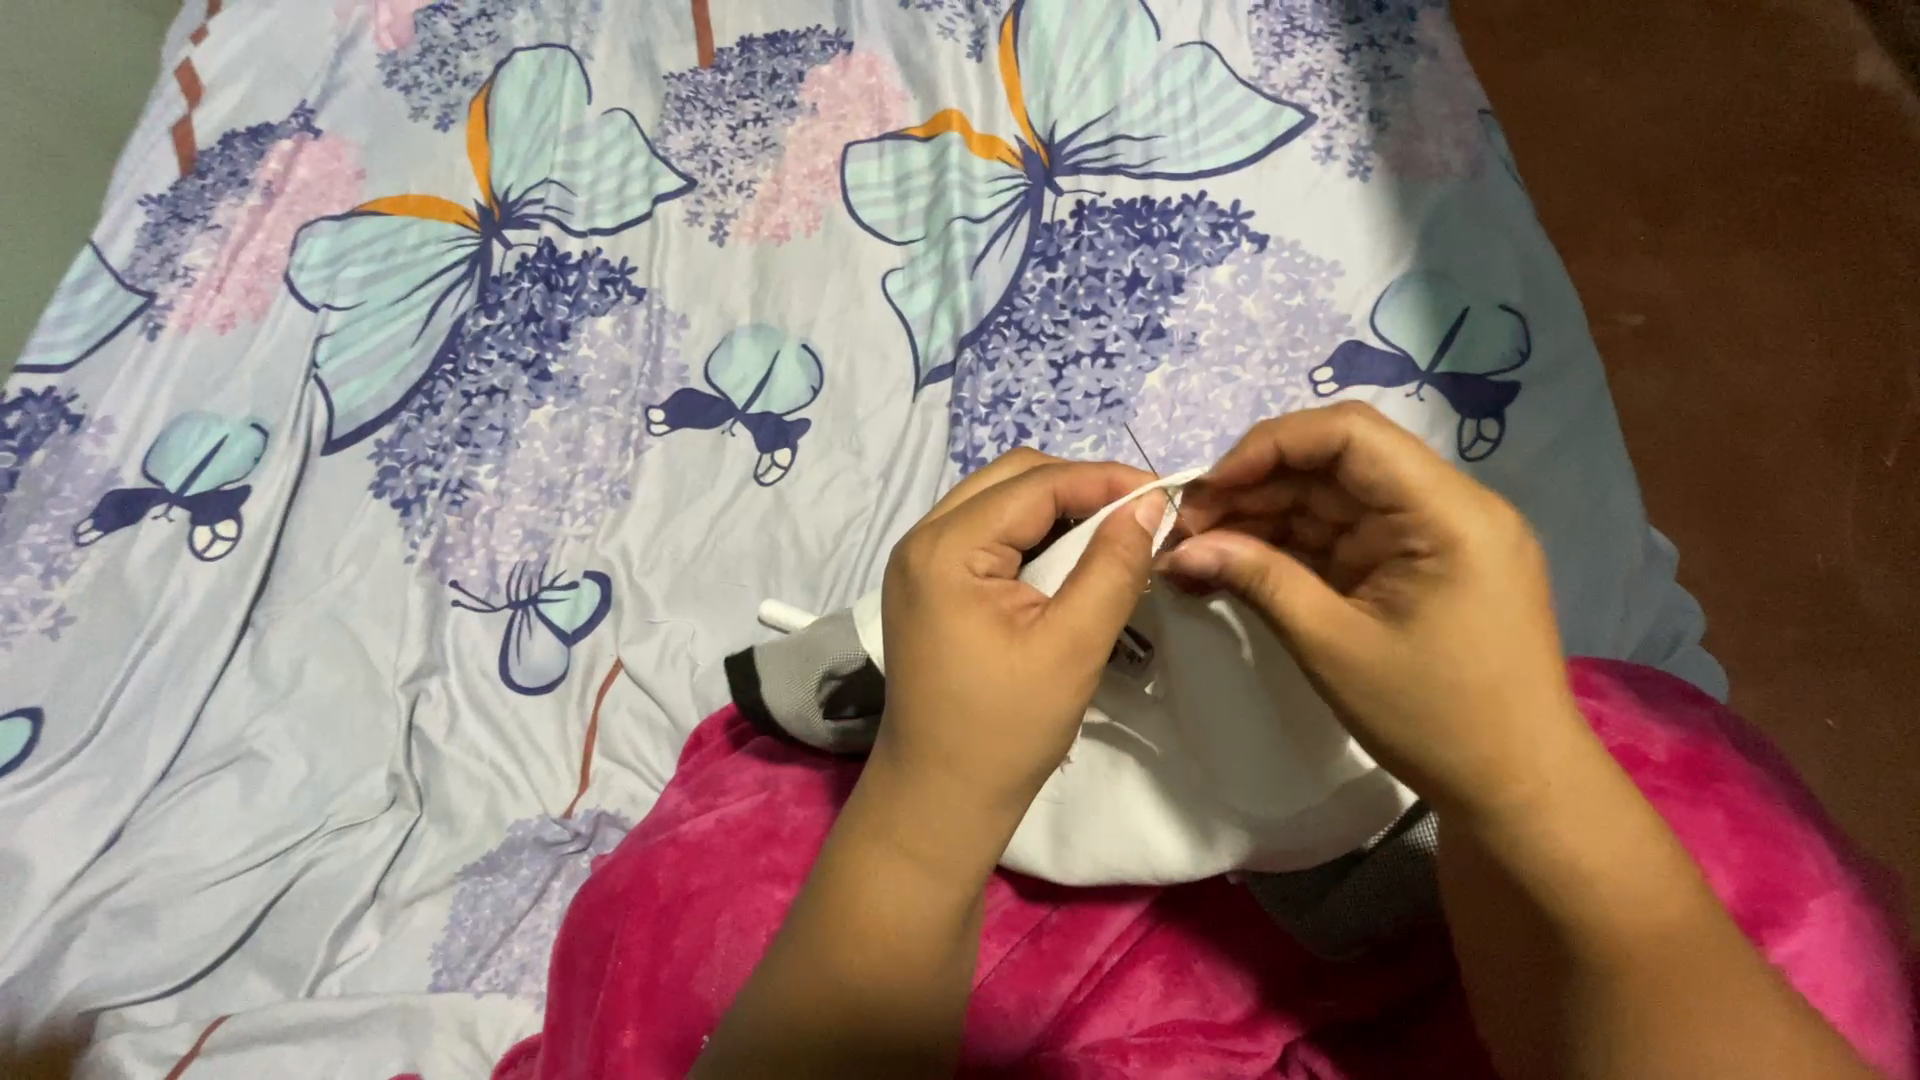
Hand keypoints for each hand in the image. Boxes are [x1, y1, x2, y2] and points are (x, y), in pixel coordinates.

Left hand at [875, 450, 1163, 827]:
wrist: (940, 794)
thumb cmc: (1005, 730)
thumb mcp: (1072, 647)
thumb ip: (1112, 568)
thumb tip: (1147, 504)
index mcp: (946, 550)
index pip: (1035, 484)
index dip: (1103, 480)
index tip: (1163, 494)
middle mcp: (922, 539)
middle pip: (1011, 479)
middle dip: (1078, 486)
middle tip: (1136, 516)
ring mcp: (918, 560)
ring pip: (997, 501)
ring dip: (1055, 508)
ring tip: (1110, 534)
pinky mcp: (926, 582)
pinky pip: (984, 532)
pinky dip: (1030, 534)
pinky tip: (1068, 559)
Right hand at [1160, 403, 1581, 821]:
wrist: (1515, 785)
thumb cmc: (1434, 717)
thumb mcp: (1331, 645)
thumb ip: (1257, 579)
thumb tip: (1179, 548)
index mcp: (1446, 512)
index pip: (1349, 434)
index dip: (1268, 446)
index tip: (1208, 487)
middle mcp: (1443, 505)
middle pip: (1332, 463)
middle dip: (1252, 488)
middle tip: (1187, 529)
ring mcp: (1428, 534)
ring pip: (1327, 498)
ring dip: (1260, 518)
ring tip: (1197, 551)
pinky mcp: (1412, 563)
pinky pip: (1339, 535)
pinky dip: (1285, 547)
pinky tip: (1234, 565)